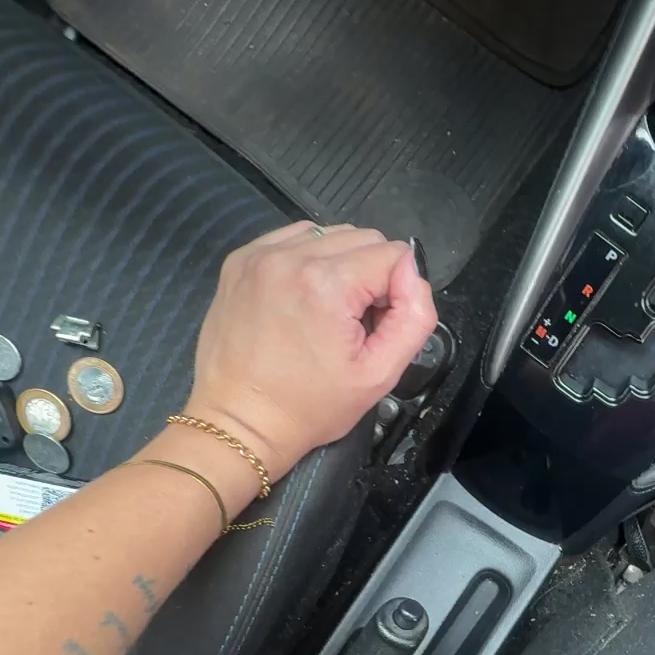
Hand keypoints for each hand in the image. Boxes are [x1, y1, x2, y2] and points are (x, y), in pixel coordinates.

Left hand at [187, 221, 436, 472]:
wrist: (240, 421)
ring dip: (342, 264)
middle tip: (356, 323)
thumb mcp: (380, 376)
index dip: (397, 292)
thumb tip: (413, 272)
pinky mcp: (241, 259)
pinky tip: (304, 298)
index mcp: (327, 284)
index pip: (393, 255)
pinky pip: (294, 238)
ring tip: (329, 310)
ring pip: (330, 233)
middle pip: (363, 237)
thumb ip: (414, 319)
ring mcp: (260, 254)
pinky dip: (310, 260)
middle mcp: (290, 256)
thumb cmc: (311, 407)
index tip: (377, 327)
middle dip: (372, 276)